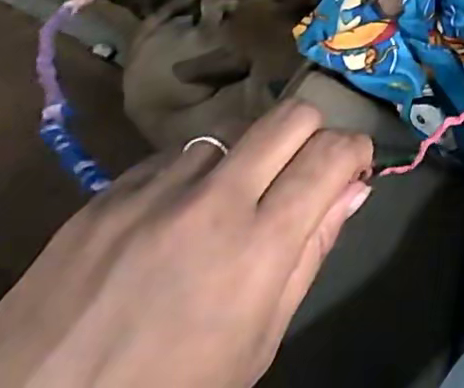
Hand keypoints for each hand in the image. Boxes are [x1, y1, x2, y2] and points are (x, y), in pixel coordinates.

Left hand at [0, 102, 371, 387]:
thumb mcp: (254, 346)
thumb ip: (309, 256)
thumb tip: (353, 189)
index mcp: (256, 249)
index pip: (331, 154)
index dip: (356, 150)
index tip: (354, 169)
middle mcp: (211, 200)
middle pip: (290, 116)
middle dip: (315, 133)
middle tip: (307, 172)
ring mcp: (153, 189)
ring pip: (235, 127)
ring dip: (254, 151)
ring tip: (237, 199)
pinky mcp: (107, 191)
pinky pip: (176, 156)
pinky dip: (198, 172)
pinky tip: (178, 216)